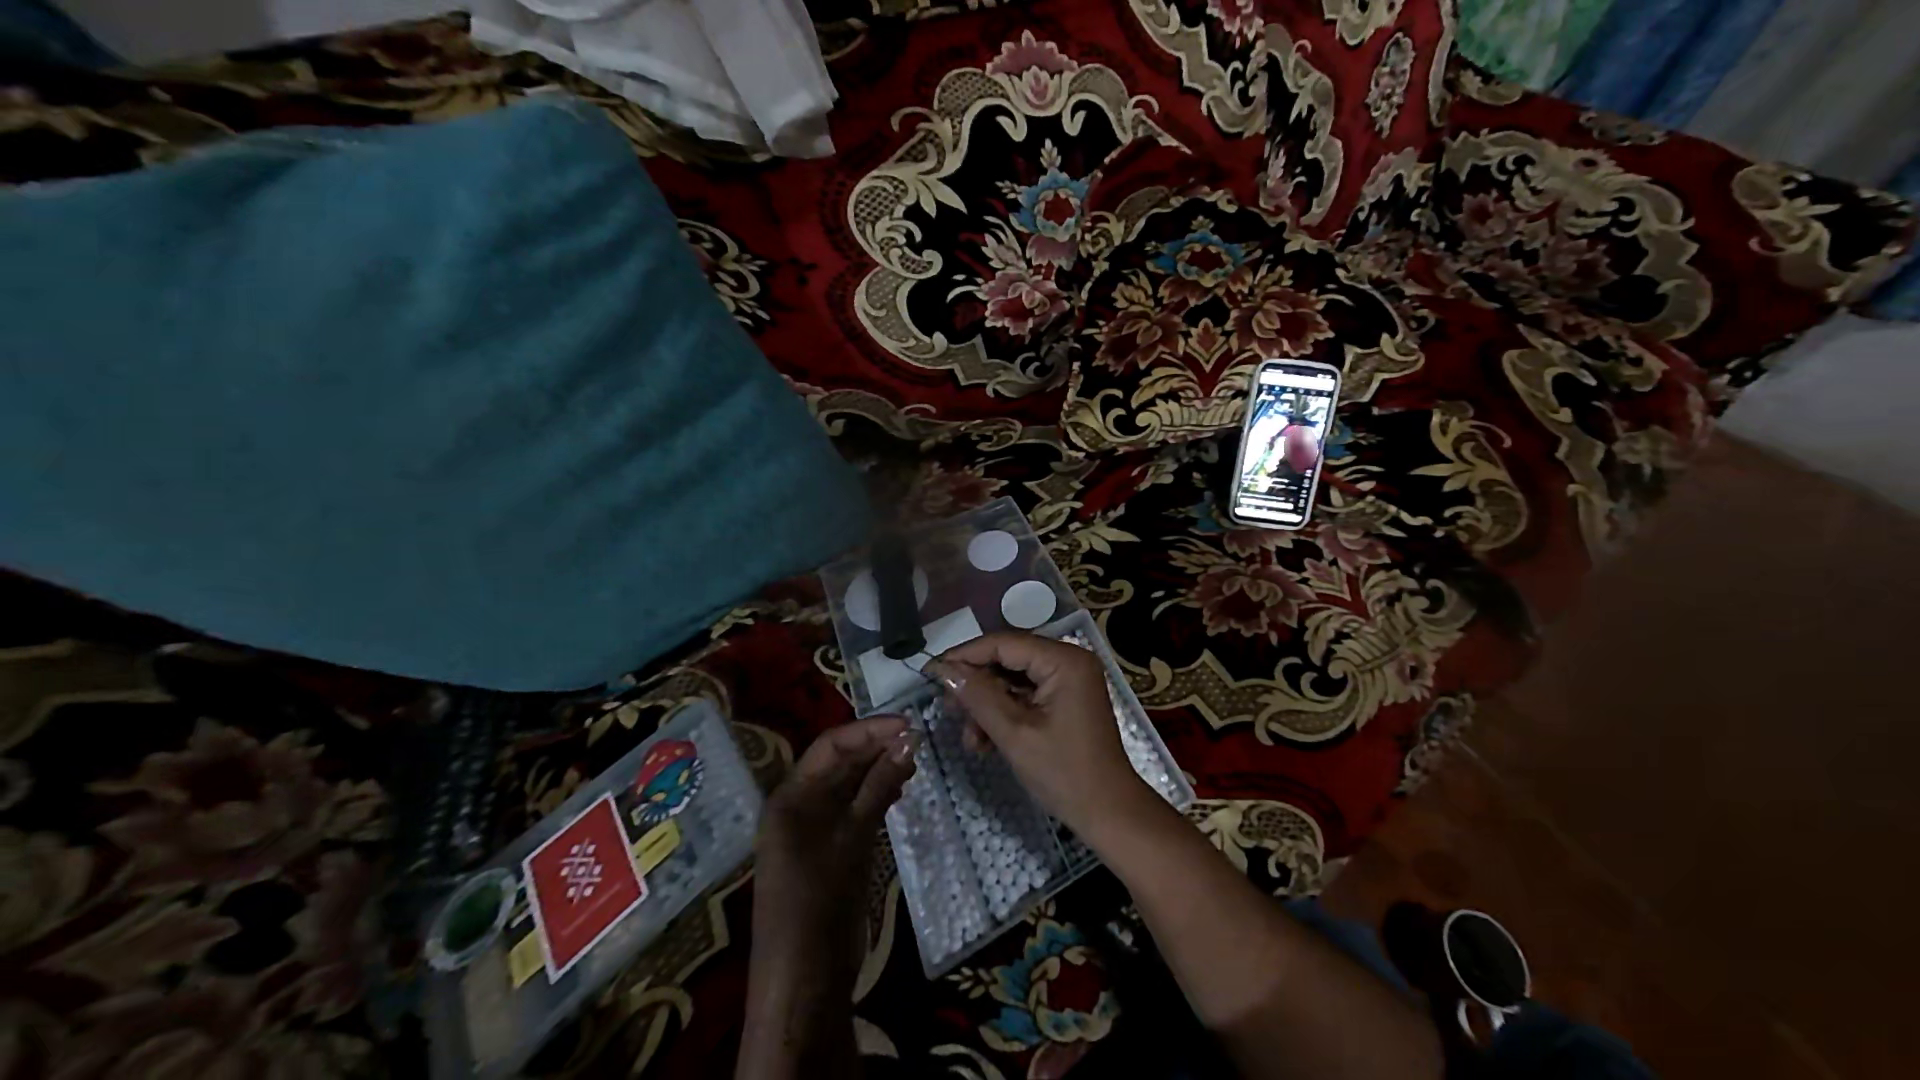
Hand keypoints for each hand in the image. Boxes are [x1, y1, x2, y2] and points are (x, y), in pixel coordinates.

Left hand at [740, 717, 916, 1079]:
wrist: (803, 981)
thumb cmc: (820, 904)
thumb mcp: (853, 840)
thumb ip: (878, 787)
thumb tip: (909, 741)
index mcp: (790, 797)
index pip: (831, 746)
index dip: (869, 730)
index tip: (910, 725)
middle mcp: (798, 806)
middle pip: (838, 763)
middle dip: (876, 748)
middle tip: (920, 739)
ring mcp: (813, 829)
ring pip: (848, 786)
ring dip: (878, 771)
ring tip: (916, 761)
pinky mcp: (830, 849)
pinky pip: (853, 810)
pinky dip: (876, 797)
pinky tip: (901, 790)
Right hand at [929, 632, 1153, 838]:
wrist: (1109, 813)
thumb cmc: (1064, 773)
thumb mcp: (1013, 733)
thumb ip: (977, 695)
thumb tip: (942, 669)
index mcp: (1063, 660)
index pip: (1003, 643)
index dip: (964, 655)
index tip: (930, 672)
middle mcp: (1068, 660)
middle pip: (1008, 659)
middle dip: (976, 685)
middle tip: (947, 708)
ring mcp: (1069, 680)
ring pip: (1013, 680)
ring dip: (987, 705)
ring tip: (970, 738)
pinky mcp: (1065, 699)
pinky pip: (1026, 695)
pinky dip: (1004, 714)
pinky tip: (985, 741)